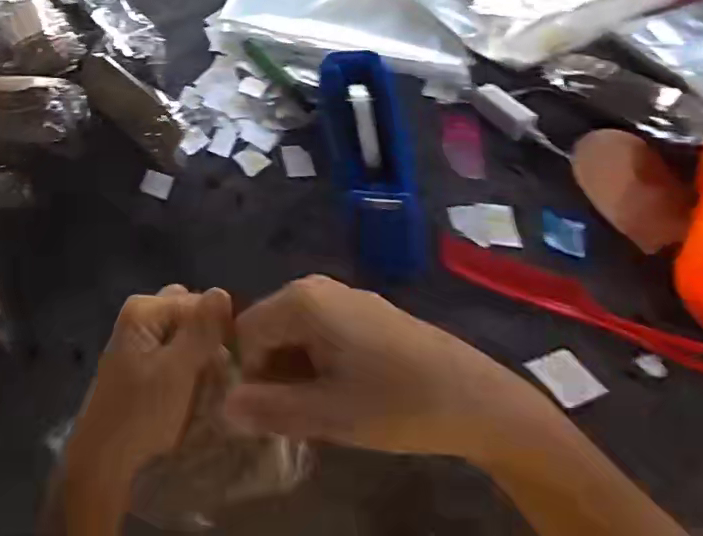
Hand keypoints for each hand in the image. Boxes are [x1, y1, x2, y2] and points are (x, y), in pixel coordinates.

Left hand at [66, 286, 231, 489]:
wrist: (104, 462)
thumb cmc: (141, 413)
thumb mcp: (177, 371)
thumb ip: (201, 331)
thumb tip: (222, 291)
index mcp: (144, 309)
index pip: (199, 303)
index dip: (220, 329)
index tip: (234, 362)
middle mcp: (140, 315)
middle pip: (191, 316)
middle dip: (209, 341)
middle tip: (219, 373)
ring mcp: (140, 340)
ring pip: (186, 336)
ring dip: (201, 358)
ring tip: (209, 387)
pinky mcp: (142, 363)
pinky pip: (176, 353)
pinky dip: (189, 370)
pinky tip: (194, 393)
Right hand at [222, 275, 549, 461]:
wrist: (478, 398)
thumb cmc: (398, 403)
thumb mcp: (329, 416)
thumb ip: (271, 410)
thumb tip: (224, 408)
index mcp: (301, 299)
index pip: (245, 332)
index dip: (251, 376)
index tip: (276, 414)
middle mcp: (315, 286)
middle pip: (269, 330)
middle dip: (275, 374)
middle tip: (303, 418)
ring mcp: (342, 295)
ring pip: (294, 335)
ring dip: (298, 374)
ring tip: (327, 411)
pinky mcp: (363, 311)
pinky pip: (320, 333)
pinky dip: (320, 364)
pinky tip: (348, 395)